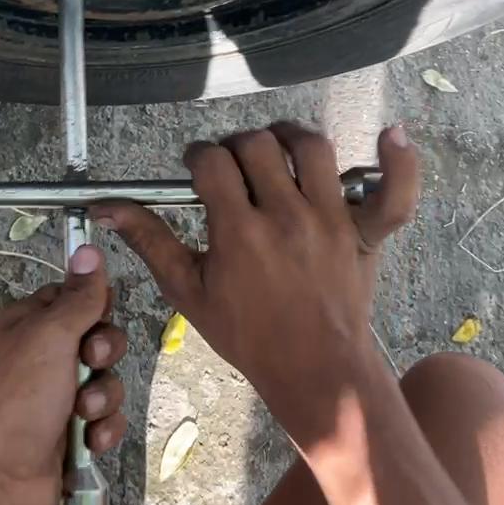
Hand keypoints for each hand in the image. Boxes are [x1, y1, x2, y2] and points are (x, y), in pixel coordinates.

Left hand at [0, 244, 129, 504]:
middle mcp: (45, 354)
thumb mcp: (48, 337)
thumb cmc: (17, 398)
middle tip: (87, 366)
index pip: (78, 297)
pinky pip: (107, 420)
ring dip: (103, 399)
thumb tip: (89, 248)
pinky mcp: (72, 433)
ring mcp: (58, 396)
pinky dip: (103, 431)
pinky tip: (89, 443)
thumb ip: (78, 297)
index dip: (95, 308)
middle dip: (104, 356)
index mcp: (30, 322)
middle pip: (101, 339)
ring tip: (81, 416)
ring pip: (108, 382)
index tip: (95, 319)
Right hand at [93, 123, 419, 417]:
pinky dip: (399, 161)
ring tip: (274, 151)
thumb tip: (105, 208)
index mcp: (239, 232)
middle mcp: (287, 216)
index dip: (196, 156)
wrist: (316, 372)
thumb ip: (148, 241)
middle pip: (256, 145)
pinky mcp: (366, 233)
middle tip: (228, 169)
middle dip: (234, 147)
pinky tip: (392, 132)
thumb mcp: (187, 290)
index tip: (194, 168)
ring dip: (287, 139)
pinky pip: (395, 192)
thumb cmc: (247, 334)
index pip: (211, 161)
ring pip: (312, 148)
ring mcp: (332, 220)